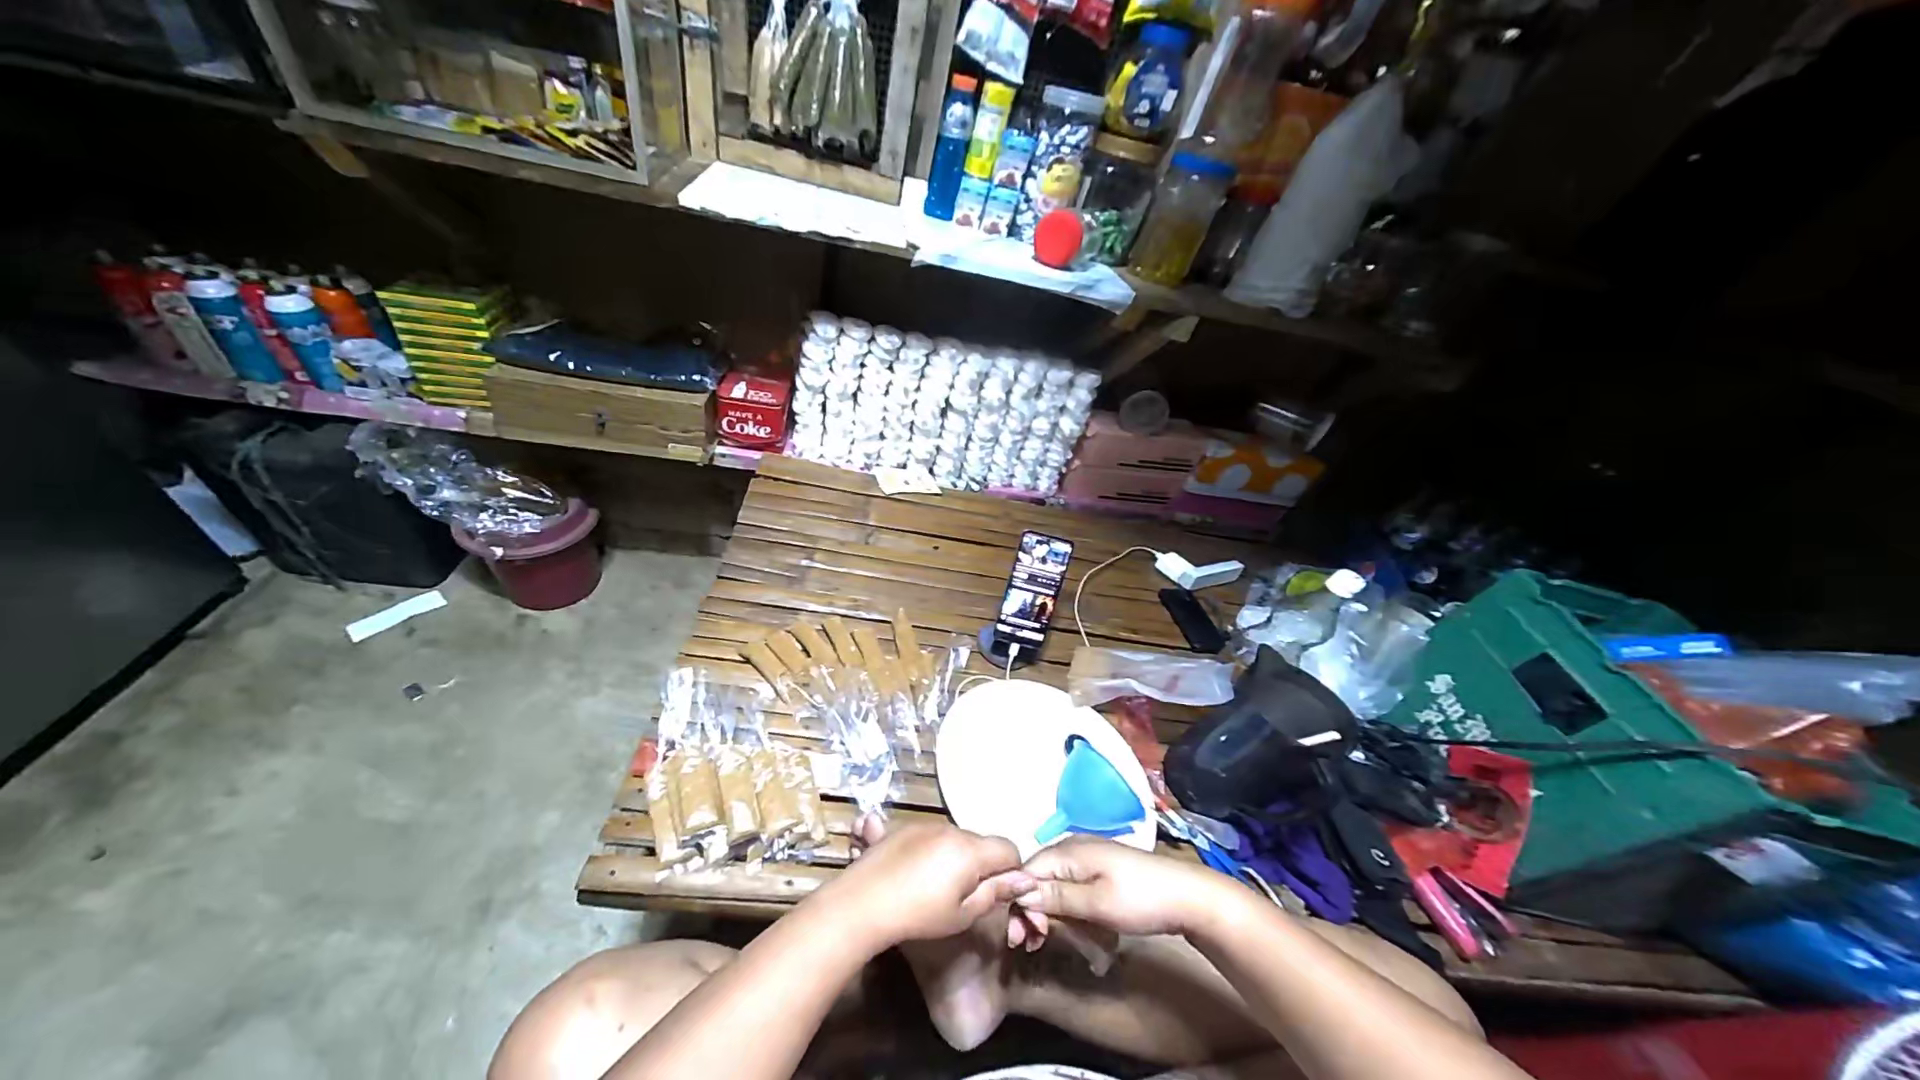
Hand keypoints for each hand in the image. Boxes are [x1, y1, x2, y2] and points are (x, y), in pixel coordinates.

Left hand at [828, 817, 1030, 948]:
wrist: (863, 902)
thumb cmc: (918, 915)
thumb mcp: (963, 914)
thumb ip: (995, 892)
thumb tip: (1024, 880)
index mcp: (971, 850)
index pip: (1008, 849)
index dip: (1010, 871)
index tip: (996, 893)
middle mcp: (951, 829)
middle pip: (980, 843)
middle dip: (981, 865)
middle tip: (963, 896)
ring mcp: (926, 825)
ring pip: (955, 838)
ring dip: (955, 857)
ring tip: (934, 887)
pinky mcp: (904, 828)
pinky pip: (930, 836)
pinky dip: (932, 851)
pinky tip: (914, 873)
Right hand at [1015, 837, 1230, 937]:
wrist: (1189, 897)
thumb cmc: (1141, 900)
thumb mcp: (1096, 903)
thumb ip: (1056, 897)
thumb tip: (1019, 893)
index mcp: (1068, 850)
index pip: (1026, 873)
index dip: (1019, 904)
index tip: (1023, 937)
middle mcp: (1073, 847)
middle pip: (1038, 877)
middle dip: (1032, 910)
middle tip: (1033, 944)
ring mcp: (1088, 857)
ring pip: (1054, 883)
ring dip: (1049, 912)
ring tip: (1050, 940)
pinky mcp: (1100, 870)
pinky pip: (1071, 886)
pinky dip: (1067, 907)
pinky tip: (1072, 928)